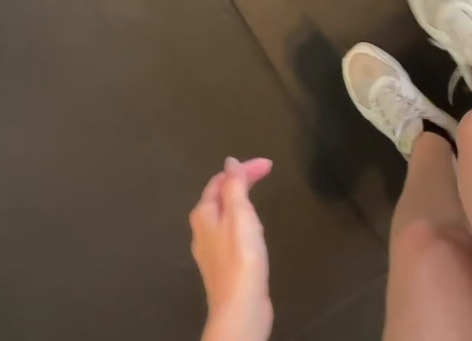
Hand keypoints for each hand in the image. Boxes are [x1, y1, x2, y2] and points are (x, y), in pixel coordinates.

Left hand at [190, 157, 273, 340]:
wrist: (241, 309)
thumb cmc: (241, 257)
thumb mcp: (240, 213)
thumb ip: (234, 185)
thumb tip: (230, 162)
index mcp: (204, 213)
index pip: (222, 179)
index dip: (244, 168)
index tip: (269, 165)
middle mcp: (202, 229)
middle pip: (220, 195)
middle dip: (242, 181)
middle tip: (266, 173)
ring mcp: (210, 250)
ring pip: (225, 215)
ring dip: (242, 201)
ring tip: (260, 197)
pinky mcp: (223, 266)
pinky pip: (231, 234)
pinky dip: (243, 223)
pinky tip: (255, 231)